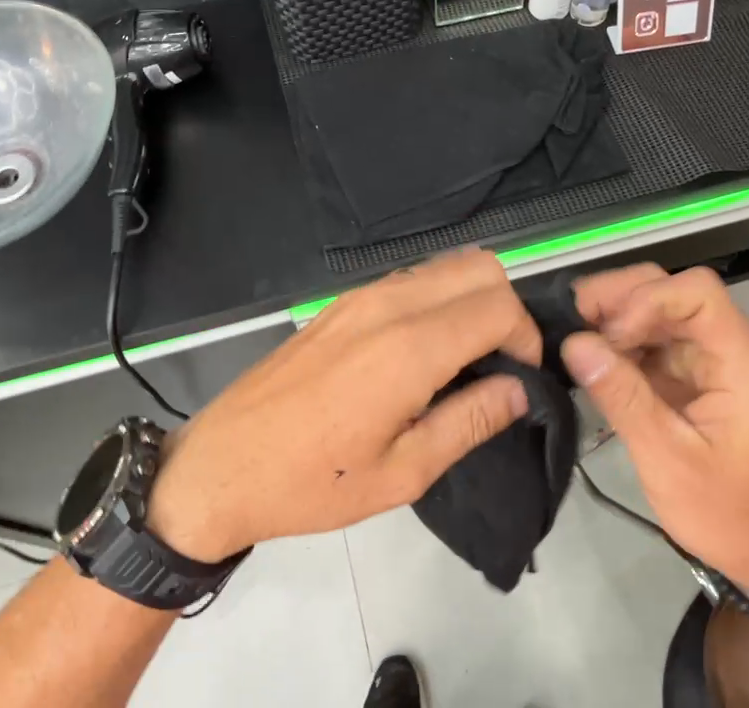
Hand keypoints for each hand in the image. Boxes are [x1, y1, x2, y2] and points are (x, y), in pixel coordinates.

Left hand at [146, 250, 540, 562]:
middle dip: (506, 308)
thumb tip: (519, 390)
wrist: (221, 467)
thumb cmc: (313, 483)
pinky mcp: (341, 303)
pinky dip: (438, 299)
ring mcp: (361, 297)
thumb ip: (470, 422)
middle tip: (499, 364)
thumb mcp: (403, 472)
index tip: (521, 379)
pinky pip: (411, 279)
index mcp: (409, 347)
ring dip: (472, 300)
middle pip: (480, 266)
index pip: (499, 305)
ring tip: (465, 360)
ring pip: (446, 265)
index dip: (526, 337)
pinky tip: (423, 352)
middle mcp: (389, 304)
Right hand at [563, 265, 748, 603]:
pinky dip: (618, 343)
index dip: (647, 300)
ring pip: (658, 310)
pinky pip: (651, 340)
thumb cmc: (724, 513)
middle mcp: (728, 350)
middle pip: (674, 291)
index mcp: (743, 364)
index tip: (609, 335)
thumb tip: (574, 344)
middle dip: (621, 299)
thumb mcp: (668, 459)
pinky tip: (590, 359)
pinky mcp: (688, 376)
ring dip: (614, 318)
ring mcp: (707, 361)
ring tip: (575, 341)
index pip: (698, 293)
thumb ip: (622, 397)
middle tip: (574, 324)